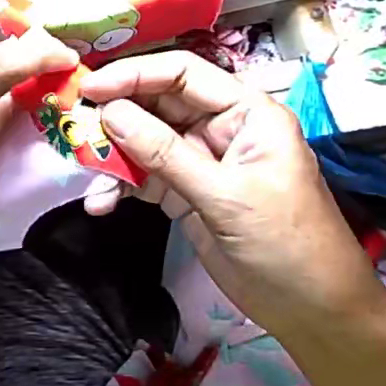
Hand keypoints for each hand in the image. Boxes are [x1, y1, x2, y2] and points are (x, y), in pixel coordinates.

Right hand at [79, 52, 381, 320]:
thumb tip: (109, 113)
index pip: (183, 75)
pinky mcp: (183, 193)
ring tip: (84, 172)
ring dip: (112, 156)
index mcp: (246, 113)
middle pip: (157, 105)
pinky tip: (101, 203)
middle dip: (115, 115)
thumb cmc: (287, 244)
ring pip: (143, 142)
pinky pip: (142, 177)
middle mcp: (219, 129)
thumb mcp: (226, 195)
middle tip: (73, 125)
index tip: (90, 88)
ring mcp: (198, 162)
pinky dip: (118, 187)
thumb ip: (164, 153)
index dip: (134, 75)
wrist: (311, 310)